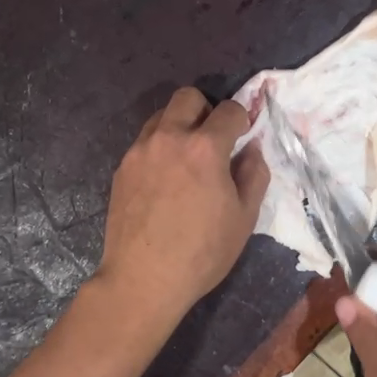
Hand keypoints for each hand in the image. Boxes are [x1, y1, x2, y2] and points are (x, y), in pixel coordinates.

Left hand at [93, 88, 268, 328]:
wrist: (143, 279)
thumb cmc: (202, 252)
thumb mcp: (244, 218)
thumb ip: (254, 174)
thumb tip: (252, 148)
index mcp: (205, 147)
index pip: (229, 110)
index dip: (241, 119)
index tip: (243, 135)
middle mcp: (170, 137)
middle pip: (188, 97)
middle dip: (206, 109)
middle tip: (213, 139)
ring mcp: (140, 150)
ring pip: (161, 116)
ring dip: (179, 125)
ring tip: (186, 158)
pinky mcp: (122, 167)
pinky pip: (144, 142)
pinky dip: (159, 148)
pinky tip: (164, 180)